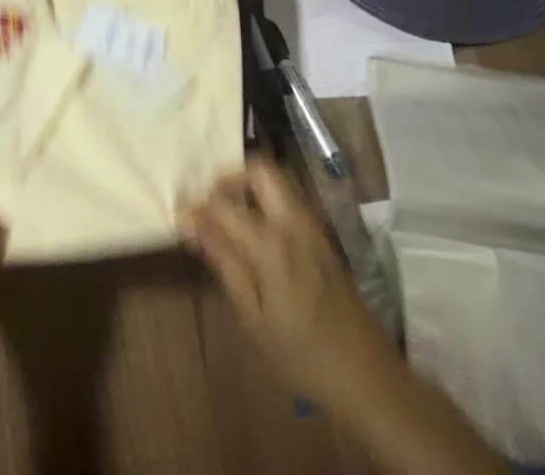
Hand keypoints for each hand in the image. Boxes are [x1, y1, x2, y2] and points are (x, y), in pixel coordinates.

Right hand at [178, 160, 375, 398]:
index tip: (177, 213)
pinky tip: (252, 234)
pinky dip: (265, 201)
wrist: (367, 374)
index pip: (222, 203)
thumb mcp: (252, 315)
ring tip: (225, 218)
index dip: (194, 203)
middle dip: (228, 177)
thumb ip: (223, 261)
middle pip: (261, 170)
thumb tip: (190, 221)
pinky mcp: (323, 238)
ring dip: (248, 187)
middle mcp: (296, 224)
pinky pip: (290, 201)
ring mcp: (314, 228)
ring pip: (278, 182)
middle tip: (207, 204)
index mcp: (273, 245)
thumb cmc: (301, 354)